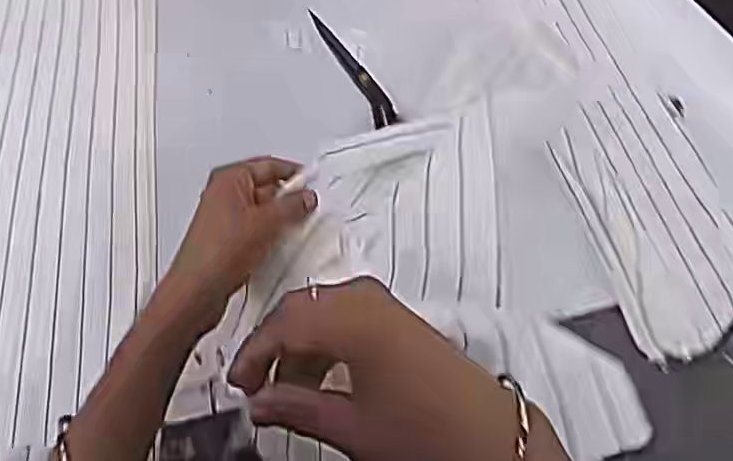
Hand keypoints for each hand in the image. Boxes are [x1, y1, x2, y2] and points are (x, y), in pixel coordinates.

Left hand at [159, 158, 315, 331]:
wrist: (198, 290)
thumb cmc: (217, 252)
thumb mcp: (266, 224)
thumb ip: (291, 207)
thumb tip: (305, 197)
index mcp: (229, 178)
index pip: (267, 165)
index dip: (292, 172)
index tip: (311, 180)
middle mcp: (223, 193)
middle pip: (264, 186)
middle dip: (287, 198)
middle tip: (307, 208)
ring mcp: (223, 215)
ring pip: (260, 210)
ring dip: (278, 219)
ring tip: (295, 229)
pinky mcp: (226, 237)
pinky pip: (254, 227)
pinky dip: (268, 233)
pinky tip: (279, 246)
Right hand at [229, 278, 568, 460]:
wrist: (492, 437)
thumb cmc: (433, 431)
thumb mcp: (353, 428)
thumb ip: (297, 409)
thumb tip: (261, 403)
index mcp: (349, 316)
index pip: (283, 324)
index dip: (254, 354)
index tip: (239, 380)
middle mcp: (360, 295)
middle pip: (296, 309)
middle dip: (271, 346)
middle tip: (255, 384)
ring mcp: (375, 299)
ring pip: (315, 309)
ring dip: (295, 344)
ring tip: (284, 388)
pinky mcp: (387, 310)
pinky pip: (337, 311)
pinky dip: (319, 339)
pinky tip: (315, 373)